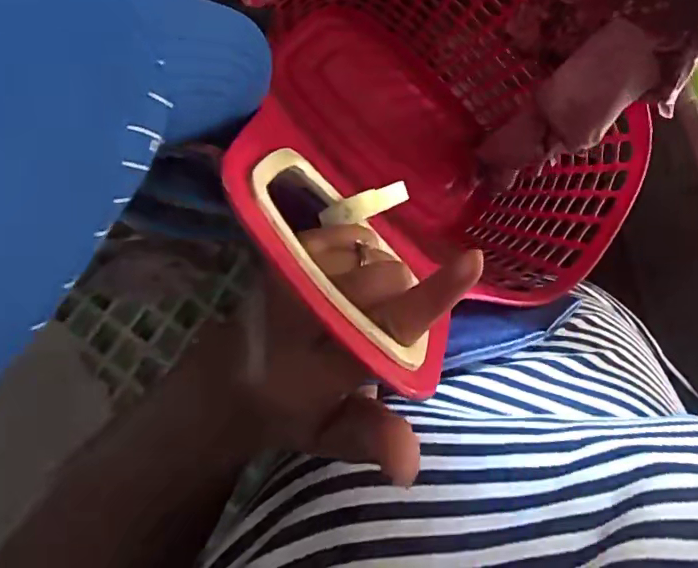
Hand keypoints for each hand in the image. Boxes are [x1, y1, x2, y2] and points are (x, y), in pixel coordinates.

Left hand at [222, 226, 481, 485]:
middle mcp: (302, 314)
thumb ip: (371, 437)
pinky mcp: (288, 250)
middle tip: (389, 318)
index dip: (433, 295)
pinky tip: (354, 273)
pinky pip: (353, 234)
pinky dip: (367, 249)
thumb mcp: (328, 435)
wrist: (224, 376)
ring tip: (366, 300)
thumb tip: (412, 464)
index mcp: (317, 371)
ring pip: (373, 253)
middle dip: (404, 293)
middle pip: (388, 279)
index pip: (386, 329)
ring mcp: (291, 275)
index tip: (473, 261)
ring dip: (385, 272)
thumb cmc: (290, 409)